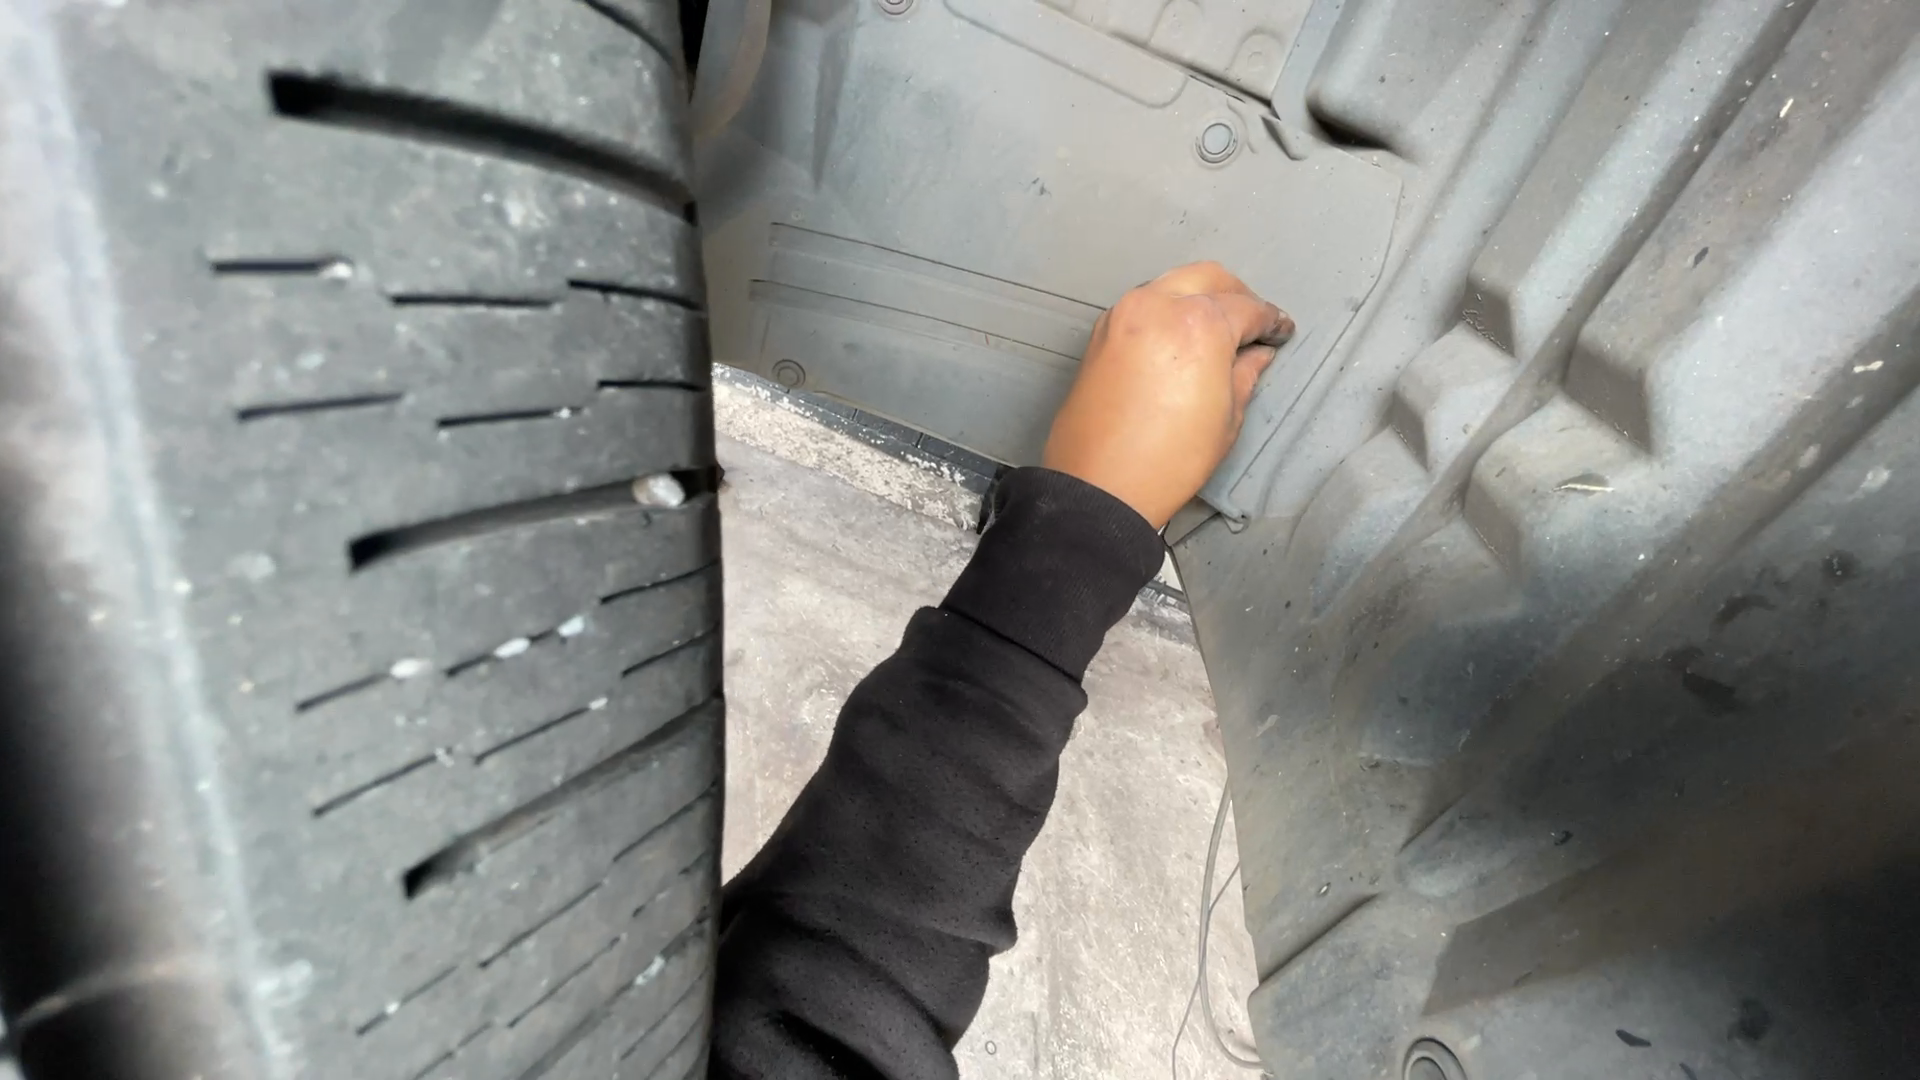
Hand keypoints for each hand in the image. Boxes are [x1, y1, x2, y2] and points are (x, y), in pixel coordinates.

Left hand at [1042, 262, 1292, 527]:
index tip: (1280, 333)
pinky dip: (1164, 314)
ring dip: (1196, 299)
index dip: (1271, 322)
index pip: (1247, 308)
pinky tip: (1178, 342)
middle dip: (1235, 296)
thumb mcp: (1226, 419)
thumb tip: (1255, 354)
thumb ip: (1245, 374)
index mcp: (1198, 323)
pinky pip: (1140, 309)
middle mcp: (1155, 306)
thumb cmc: (1168, 460)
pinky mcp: (1098, 337)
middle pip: (1207, 279)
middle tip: (1251, 325)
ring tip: (1215, 334)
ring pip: (1169, 287)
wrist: (1099, 487)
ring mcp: (1120, 318)